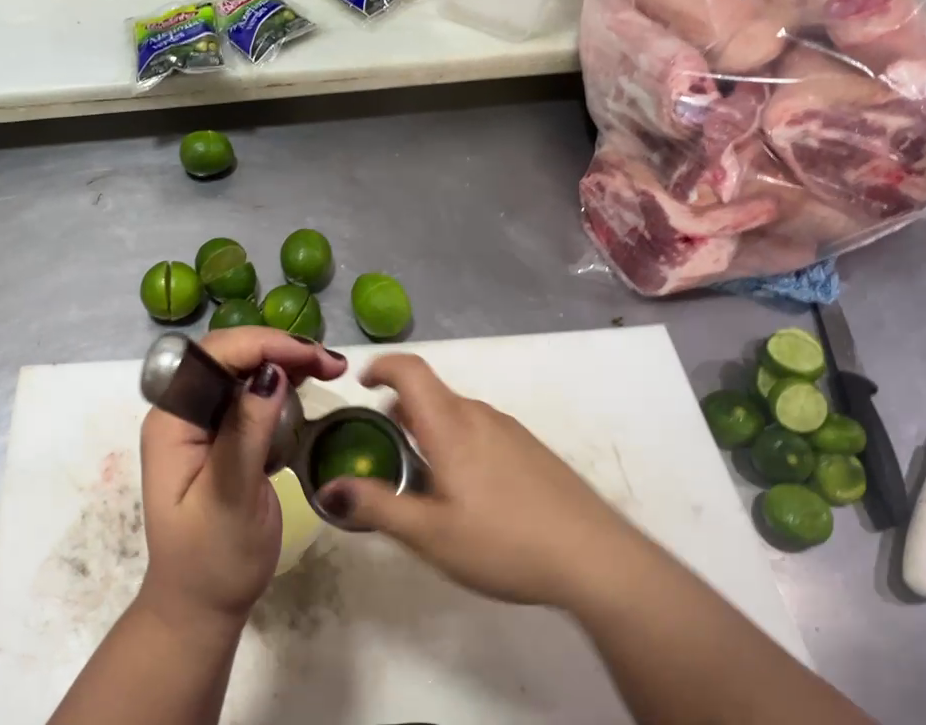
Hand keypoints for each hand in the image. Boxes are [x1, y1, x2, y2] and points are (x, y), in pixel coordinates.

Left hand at [138, 328, 346, 626]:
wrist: (202, 604)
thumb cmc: (212, 559)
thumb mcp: (230, 498)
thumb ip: (247, 433)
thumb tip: (271, 373)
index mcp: (172, 421)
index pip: (213, 360)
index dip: (260, 346)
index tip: (309, 355)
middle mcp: (184, 412)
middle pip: (229, 358)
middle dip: (278, 350)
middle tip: (330, 363)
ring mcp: (203, 423)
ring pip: (244, 372)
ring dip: (285, 363)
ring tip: (329, 367)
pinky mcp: (224, 436)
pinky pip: (252, 397)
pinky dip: (283, 387)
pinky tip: (310, 385)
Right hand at [315, 354, 633, 608]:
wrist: (597, 559)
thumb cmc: (505, 542)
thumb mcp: (431, 535)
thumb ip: (378, 507)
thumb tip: (329, 489)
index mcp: (451, 425)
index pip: (410, 370)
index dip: (380, 367)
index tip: (361, 385)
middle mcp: (480, 416)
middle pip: (431, 394)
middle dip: (400, 410)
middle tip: (382, 447)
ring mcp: (511, 431)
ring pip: (457, 415)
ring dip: (429, 430)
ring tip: (422, 477)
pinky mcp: (532, 451)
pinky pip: (482, 432)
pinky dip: (458, 443)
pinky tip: (468, 493)